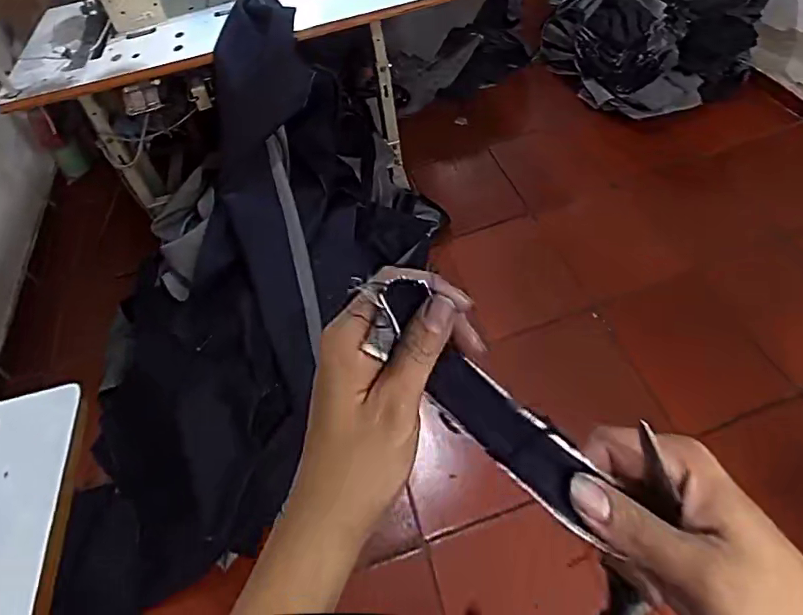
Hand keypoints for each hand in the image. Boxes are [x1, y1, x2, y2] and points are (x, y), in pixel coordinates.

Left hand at [232, 269, 482, 613]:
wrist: (330, 518)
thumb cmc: (359, 467)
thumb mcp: (397, 404)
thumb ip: (420, 348)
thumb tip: (443, 303)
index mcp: (346, 335)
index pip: (390, 284)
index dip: (430, 288)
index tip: (464, 309)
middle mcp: (345, 337)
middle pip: (397, 299)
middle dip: (437, 311)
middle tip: (472, 340)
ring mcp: (352, 356)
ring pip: (400, 322)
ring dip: (435, 331)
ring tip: (467, 352)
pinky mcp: (361, 375)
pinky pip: (396, 345)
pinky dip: (423, 349)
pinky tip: (445, 364)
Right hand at [571, 428, 802, 614]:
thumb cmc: (777, 603)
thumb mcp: (698, 567)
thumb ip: (634, 527)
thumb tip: (577, 486)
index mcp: (683, 459)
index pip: (606, 444)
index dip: (589, 479)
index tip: (588, 521)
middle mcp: (676, 472)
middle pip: (609, 483)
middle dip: (617, 530)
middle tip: (645, 565)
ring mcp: (678, 505)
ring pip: (619, 519)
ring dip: (632, 557)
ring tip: (667, 584)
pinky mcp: (679, 535)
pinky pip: (637, 543)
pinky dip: (644, 570)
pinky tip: (671, 589)